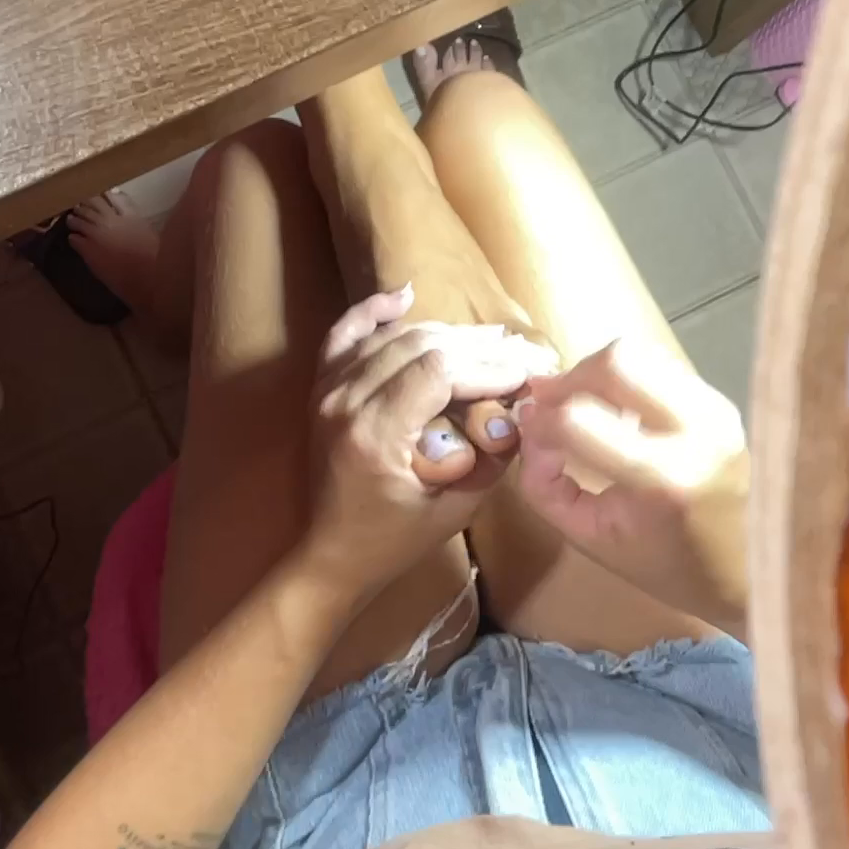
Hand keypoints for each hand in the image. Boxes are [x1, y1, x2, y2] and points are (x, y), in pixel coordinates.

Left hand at [298, 284, 555, 599]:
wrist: (332, 554)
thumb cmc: (393, 541)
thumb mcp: (454, 510)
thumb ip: (490, 457)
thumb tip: (521, 409)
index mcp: (374, 435)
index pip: (439, 372)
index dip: (489, 367)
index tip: (527, 374)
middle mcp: (344, 401)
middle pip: (420, 346)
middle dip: (478, 347)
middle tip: (522, 354)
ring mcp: (327, 389)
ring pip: (393, 337)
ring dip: (445, 332)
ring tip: (492, 339)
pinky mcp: (321, 387)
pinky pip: (345, 334)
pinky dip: (374, 311)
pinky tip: (406, 294)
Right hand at [515, 338, 750, 633]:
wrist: (757, 573)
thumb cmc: (668, 566)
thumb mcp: (589, 538)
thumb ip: (543, 484)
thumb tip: (529, 426)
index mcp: (661, 478)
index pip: (577, 419)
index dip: (540, 418)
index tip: (527, 427)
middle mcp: (695, 430)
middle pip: (615, 362)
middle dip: (569, 377)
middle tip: (548, 400)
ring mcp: (714, 409)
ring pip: (637, 354)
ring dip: (595, 373)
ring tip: (580, 403)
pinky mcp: (720, 400)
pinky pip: (657, 367)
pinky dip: (623, 379)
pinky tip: (615, 409)